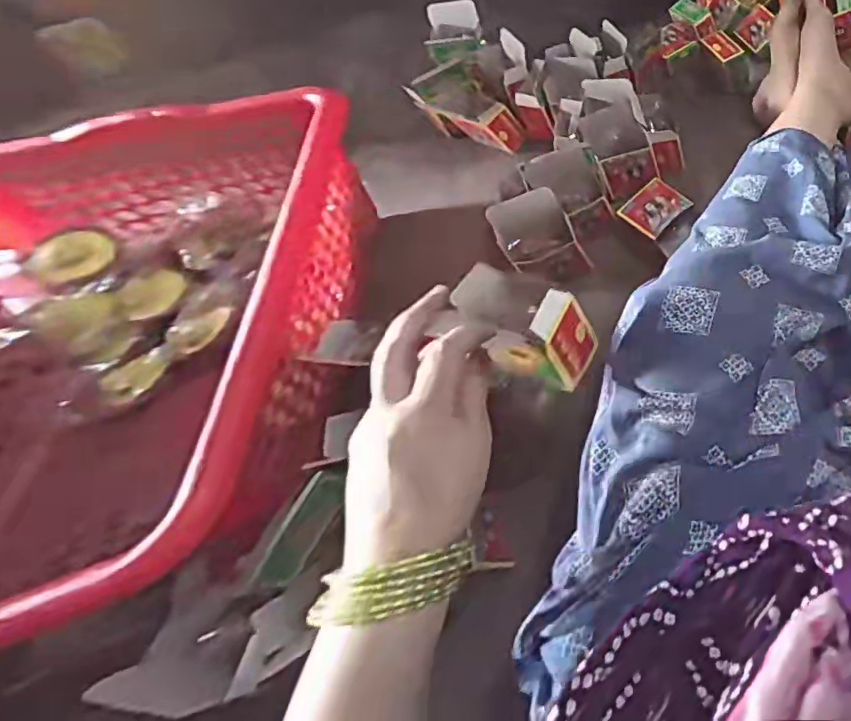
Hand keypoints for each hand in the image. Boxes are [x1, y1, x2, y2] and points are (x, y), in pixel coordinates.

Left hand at [342, 285, 492, 569]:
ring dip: (409, 340)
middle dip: (418, 312)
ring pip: (385, 367)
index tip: (489, 327)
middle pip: (395, 345)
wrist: (395, 558)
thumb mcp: (475, 445)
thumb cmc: (448, 499)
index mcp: (421, 409)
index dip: (467, 330)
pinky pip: (385, 393)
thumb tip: (476, 361)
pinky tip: (426, 382)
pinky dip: (406, 374)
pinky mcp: (362, 439)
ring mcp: (368, 423)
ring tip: (436, 330)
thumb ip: (473, 395)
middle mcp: (386, 407)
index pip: (443, 349)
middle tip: (440, 293)